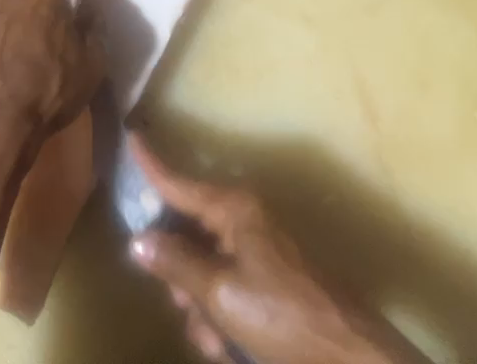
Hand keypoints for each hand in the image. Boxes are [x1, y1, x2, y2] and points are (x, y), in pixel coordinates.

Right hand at [127, 136, 430, 363]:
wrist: (344, 351)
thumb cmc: (280, 314)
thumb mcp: (220, 293)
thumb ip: (176, 264)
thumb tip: (140, 238)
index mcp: (234, 209)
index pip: (179, 183)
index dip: (151, 164)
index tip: (132, 133)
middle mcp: (243, 220)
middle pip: (185, 237)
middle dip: (179, 279)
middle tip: (186, 308)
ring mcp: (254, 250)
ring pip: (200, 271)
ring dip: (199, 310)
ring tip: (218, 341)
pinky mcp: (263, 278)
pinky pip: (222, 290)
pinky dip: (219, 319)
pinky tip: (229, 347)